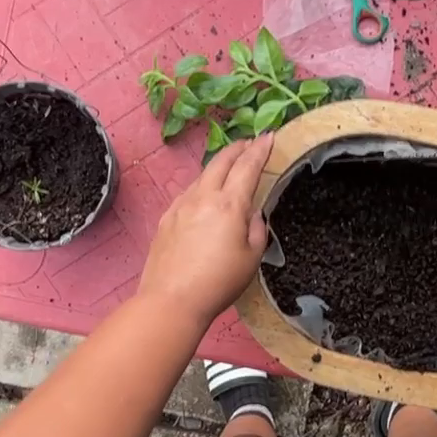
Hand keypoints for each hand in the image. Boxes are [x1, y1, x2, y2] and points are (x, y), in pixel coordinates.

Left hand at [137, 135, 273, 328]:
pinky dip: (202, 185)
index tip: (269, 136)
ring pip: (202, 175)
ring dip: (219, 166)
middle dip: (238, 148)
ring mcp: (181, 206)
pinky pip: (188, 192)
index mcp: (229, 205)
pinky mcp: (167, 218)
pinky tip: (205, 195)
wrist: (171, 300)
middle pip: (221, 161)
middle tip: (250, 143)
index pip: (248, 166)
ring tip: (229, 167)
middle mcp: (203, 197)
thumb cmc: (218, 283)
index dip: (260, 149)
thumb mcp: (251, 258)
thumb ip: (256, 229)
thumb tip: (252, 214)